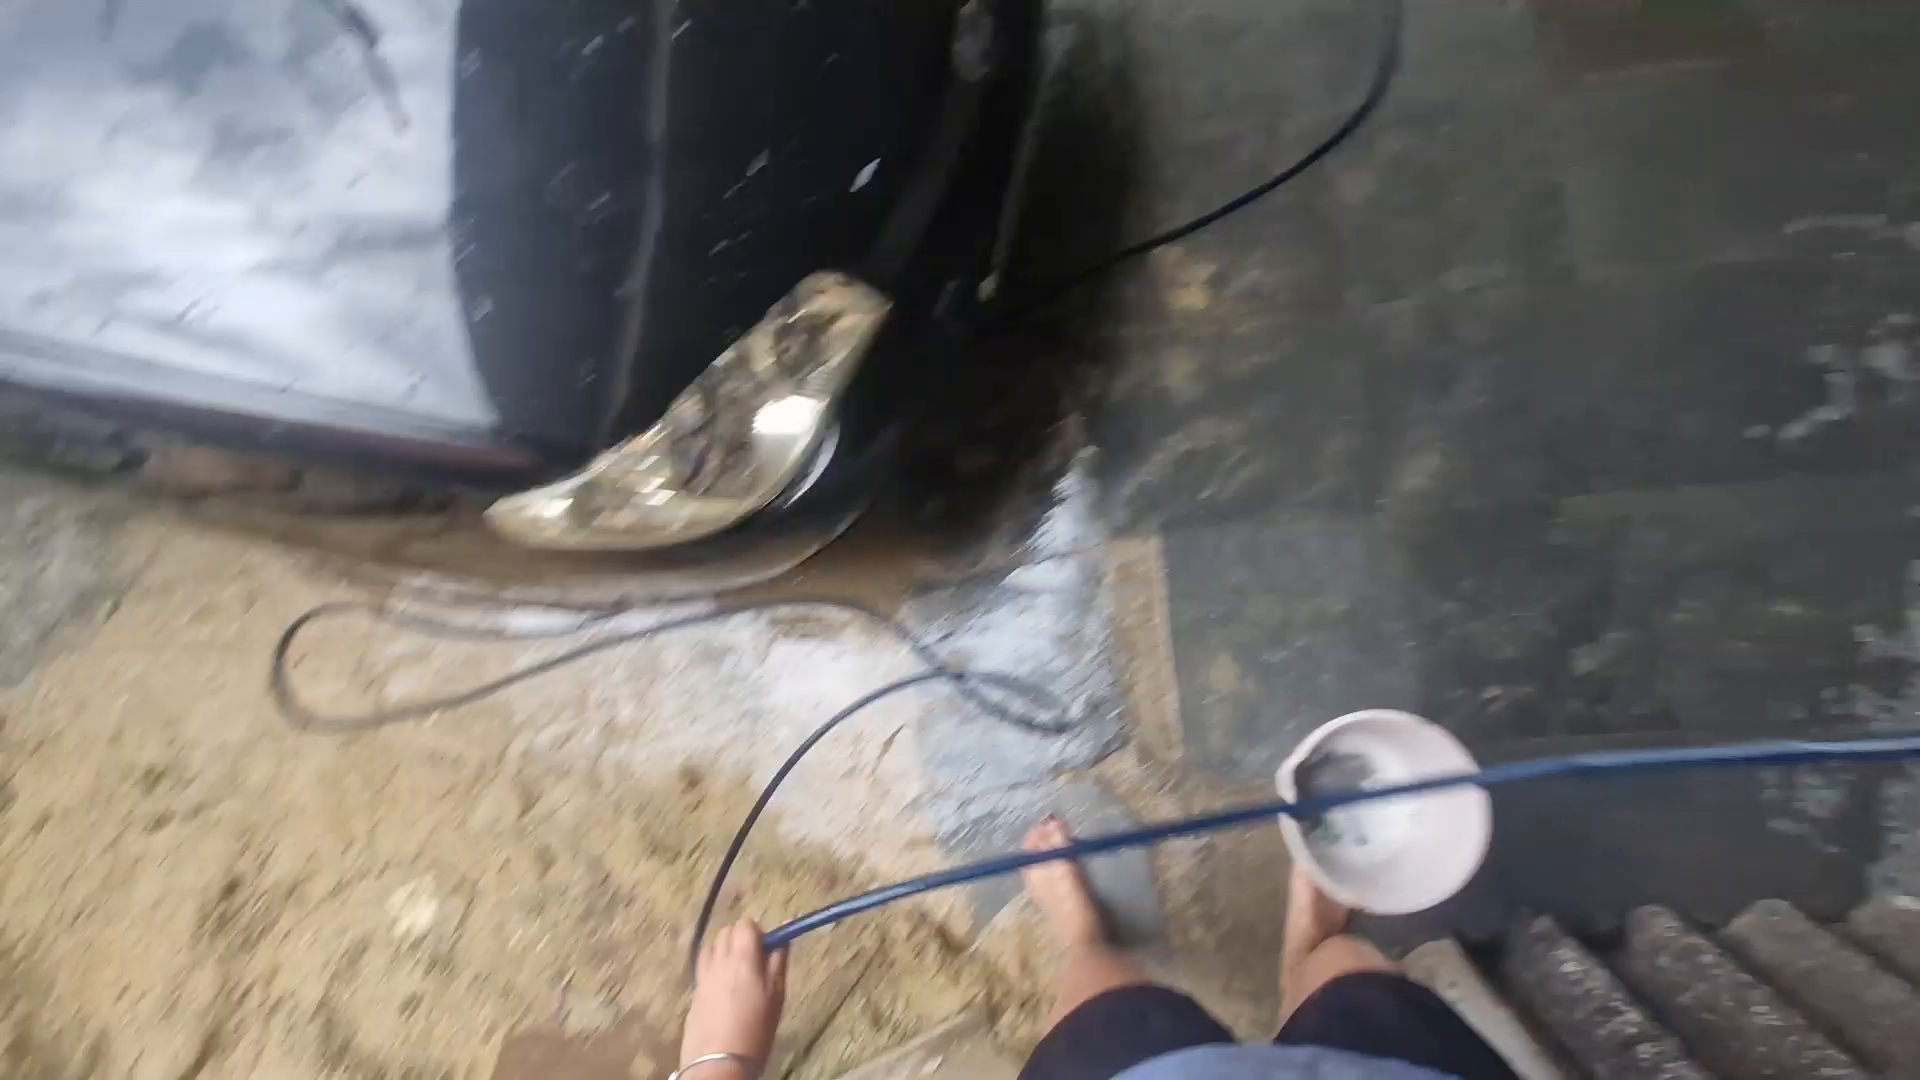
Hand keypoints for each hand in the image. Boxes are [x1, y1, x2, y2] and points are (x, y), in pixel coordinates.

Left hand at [680, 918, 787, 1076]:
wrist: (719, 1068)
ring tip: (735, 974)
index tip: (766, 950)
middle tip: (753, 961)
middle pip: (726, 932)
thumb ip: (779, 959)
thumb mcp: (776, 994)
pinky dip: (713, 970)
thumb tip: (784, 929)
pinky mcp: (693, 996)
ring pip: (711, 948)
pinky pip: (703, 969)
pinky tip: (722, 992)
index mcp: (742, 957)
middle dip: (739, 938)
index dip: (757, 932)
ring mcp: (702, 978)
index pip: (745, 924)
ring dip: (723, 951)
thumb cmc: (756, 1030)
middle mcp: (719, 961)